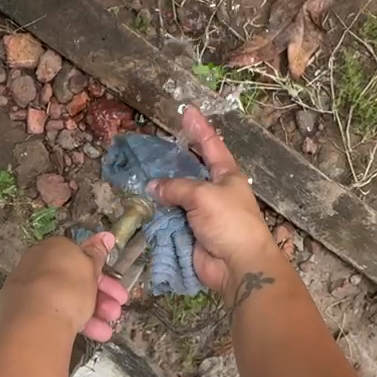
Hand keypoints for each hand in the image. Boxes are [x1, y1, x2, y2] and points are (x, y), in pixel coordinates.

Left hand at [0, 232, 129, 342]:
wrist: (35, 322)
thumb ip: (97, 254)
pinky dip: (75, 324)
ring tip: (106, 331)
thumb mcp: (89, 268)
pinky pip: (54, 316)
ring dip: (93, 314)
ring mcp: (28, 293)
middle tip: (116, 311)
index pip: (80, 258)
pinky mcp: (23, 316)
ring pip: (66, 301)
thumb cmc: (67, 287)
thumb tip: (105, 236)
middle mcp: (37, 267)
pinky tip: (92, 336)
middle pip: (74, 282)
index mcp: (52, 249)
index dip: (102, 275)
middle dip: (101, 298)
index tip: (116, 290)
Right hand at [148, 106, 277, 304]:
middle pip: (189, 172)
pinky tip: (143, 209)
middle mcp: (214, 192)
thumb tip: (153, 187)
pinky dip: (158, 217)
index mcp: (226, 175)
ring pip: (176, 198)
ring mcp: (201, 215)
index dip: (199, 128)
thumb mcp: (203, 195)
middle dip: (172, 163)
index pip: (210, 145)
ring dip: (160, 193)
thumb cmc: (229, 222)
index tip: (187, 111)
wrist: (237, 264)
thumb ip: (176, 187)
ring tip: (139, 179)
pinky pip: (170, 222)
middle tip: (151, 151)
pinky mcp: (190, 235)